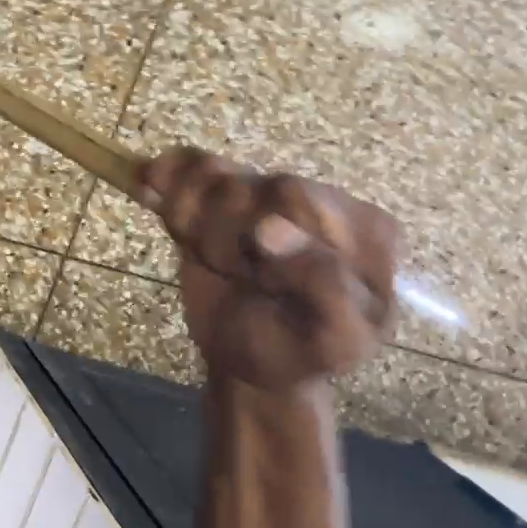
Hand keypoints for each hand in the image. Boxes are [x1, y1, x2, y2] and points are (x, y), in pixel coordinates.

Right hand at [135, 148, 399, 391]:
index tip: (268, 283)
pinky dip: (163, 187)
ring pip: (206, 173)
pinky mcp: (217, 192)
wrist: (249, 362)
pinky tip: (166, 214)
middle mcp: (315, 197)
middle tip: (240, 276)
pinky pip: (182, 164)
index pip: (296, 196)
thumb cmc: (298, 353)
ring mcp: (263, 190)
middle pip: (243, 184)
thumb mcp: (333, 340)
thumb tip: (267, 226)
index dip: (265, 238)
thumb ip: (323, 285)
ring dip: (194, 226)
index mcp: (363, 227)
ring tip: (217, 261)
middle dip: (224, 236)